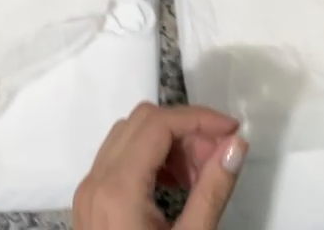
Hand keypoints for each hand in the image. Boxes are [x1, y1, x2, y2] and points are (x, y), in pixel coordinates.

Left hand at [74, 102, 248, 229]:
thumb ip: (213, 189)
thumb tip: (236, 144)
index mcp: (117, 189)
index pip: (160, 124)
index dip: (200, 118)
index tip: (234, 131)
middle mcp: (95, 180)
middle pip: (143, 122)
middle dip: (186, 130)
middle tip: (220, 157)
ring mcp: (87, 191)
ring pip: (130, 135)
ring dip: (169, 143)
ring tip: (201, 176)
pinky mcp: (88, 204)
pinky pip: (119, 158)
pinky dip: (151, 159)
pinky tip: (176, 187)